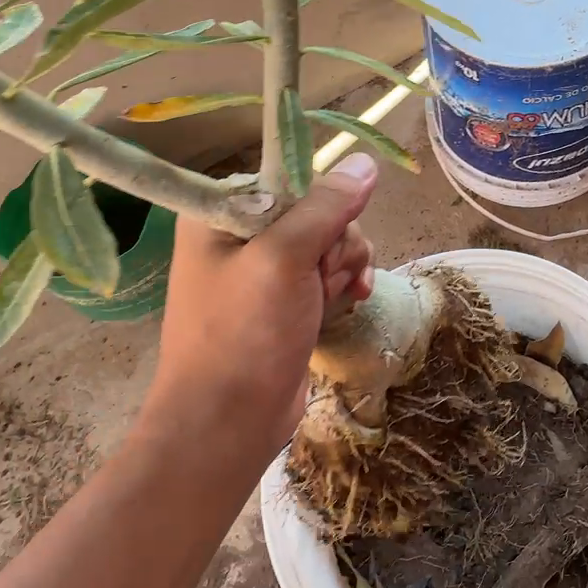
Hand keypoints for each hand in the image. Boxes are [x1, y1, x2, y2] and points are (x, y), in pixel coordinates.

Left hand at [149, 153, 378, 450]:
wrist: (227, 424)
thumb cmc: (243, 335)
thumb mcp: (284, 259)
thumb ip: (327, 207)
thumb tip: (366, 162)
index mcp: (221, 211)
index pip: (294, 178)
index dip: (320, 206)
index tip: (318, 242)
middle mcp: (241, 232)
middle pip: (320, 209)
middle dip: (336, 244)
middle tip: (319, 280)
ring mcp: (265, 268)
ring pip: (333, 241)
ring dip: (345, 267)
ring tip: (330, 299)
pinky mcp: (286, 298)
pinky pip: (331, 271)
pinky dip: (346, 283)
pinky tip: (352, 300)